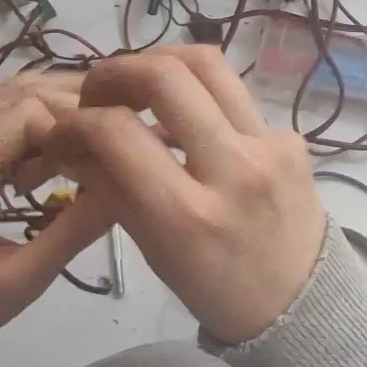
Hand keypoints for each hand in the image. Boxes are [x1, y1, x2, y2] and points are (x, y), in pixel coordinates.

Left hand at [0, 72, 113, 366]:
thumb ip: (72, 231)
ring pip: (13, 97)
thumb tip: (128, 188)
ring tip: (99, 144)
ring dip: (62, 112)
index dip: (75, 127)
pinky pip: (5, 118)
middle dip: (76, 109)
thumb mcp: (21, 281)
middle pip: (20, 94)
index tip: (109, 159)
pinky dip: (44, 127)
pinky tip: (64, 159)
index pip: (25, 115)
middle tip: (119, 142)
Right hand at [46, 46, 324, 344]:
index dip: (75, 122)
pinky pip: (238, 98)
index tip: (63, 130)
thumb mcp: (154, 250)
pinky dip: (203, 100)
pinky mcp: (293, 137)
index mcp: (188, 213)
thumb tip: (70, 141)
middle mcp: (234, 168)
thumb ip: (111, 189)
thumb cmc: (218, 288)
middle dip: (116, 70)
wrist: (304, 302)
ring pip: (209, 65)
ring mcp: (271, 146)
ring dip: (161, 64)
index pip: (116, 131)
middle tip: (99, 91)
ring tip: (139, 87)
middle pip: (167, 75)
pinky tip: (191, 122)